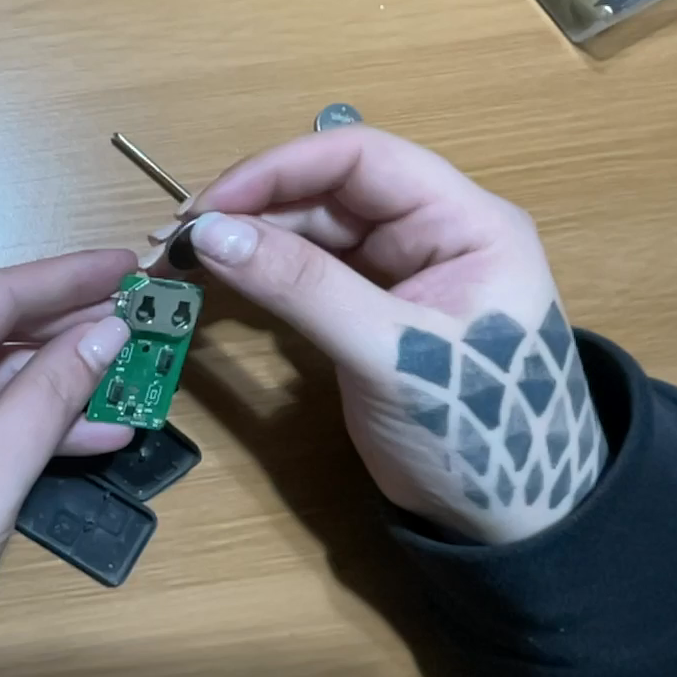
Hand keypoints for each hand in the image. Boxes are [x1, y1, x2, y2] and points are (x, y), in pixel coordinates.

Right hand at [175, 127, 606, 544]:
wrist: (503, 520)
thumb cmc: (476, 430)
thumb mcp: (389, 354)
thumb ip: (301, 288)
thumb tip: (207, 234)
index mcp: (462, 221)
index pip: (360, 157)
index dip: (277, 170)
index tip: (206, 208)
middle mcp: (423, 230)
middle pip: (320, 191)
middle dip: (245, 208)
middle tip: (173, 240)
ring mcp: (388, 269)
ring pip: (300, 228)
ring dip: (238, 238)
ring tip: (175, 260)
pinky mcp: (357, 304)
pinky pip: (295, 270)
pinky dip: (249, 271)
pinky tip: (208, 279)